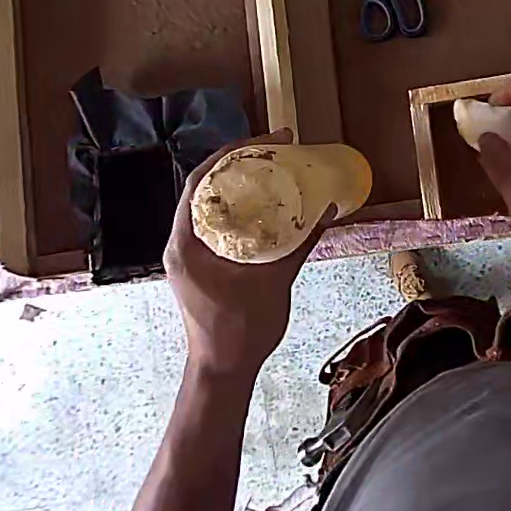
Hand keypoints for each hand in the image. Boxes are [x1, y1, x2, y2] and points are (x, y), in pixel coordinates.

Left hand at [166, 131, 331, 381]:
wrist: (223, 368)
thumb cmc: (241, 329)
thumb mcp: (275, 281)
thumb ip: (301, 242)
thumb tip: (328, 209)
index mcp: (187, 242)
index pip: (203, 180)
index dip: (236, 152)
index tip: (271, 141)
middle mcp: (181, 242)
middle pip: (207, 186)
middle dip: (242, 162)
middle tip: (279, 149)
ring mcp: (189, 253)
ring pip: (213, 203)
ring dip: (242, 184)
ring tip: (276, 169)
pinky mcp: (201, 264)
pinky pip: (220, 223)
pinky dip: (243, 208)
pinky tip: (269, 205)